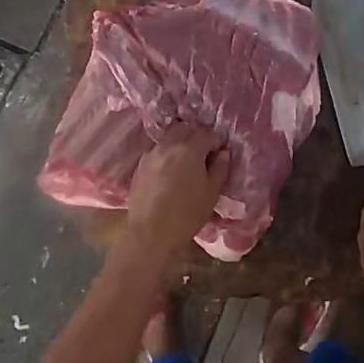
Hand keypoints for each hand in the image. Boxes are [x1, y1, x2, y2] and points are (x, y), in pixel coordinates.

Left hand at [124, 124, 230, 252]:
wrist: (151, 233)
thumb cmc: (187, 214)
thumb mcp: (212, 192)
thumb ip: (220, 168)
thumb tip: (223, 153)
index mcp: (188, 150)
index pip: (207, 135)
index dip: (217, 141)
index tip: (222, 152)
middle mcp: (167, 146)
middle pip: (185, 129)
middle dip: (197, 136)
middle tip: (205, 152)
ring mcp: (150, 155)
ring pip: (169, 139)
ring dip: (180, 143)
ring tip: (187, 161)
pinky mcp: (139, 167)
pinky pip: (157, 152)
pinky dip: (167, 154)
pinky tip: (171, 171)